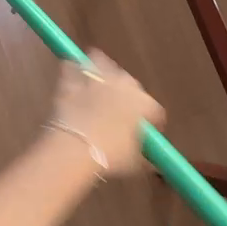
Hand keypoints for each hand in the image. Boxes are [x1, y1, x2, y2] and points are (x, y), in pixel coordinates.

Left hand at [48, 50, 163, 176]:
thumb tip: (146, 156)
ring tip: (98, 82)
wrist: (76, 147)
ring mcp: (97, 78)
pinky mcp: (74, 79)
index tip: (146, 129)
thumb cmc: (111, 156)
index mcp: (143, 103)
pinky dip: (73, 70)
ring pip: (101, 64)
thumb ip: (141, 151)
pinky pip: (74, 67)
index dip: (150, 119)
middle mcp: (123, 84)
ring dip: (101, 71)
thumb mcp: (134, 161)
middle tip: (121, 109)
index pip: (154, 109)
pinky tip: (72, 76)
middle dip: (127, 94)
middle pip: (130, 83)